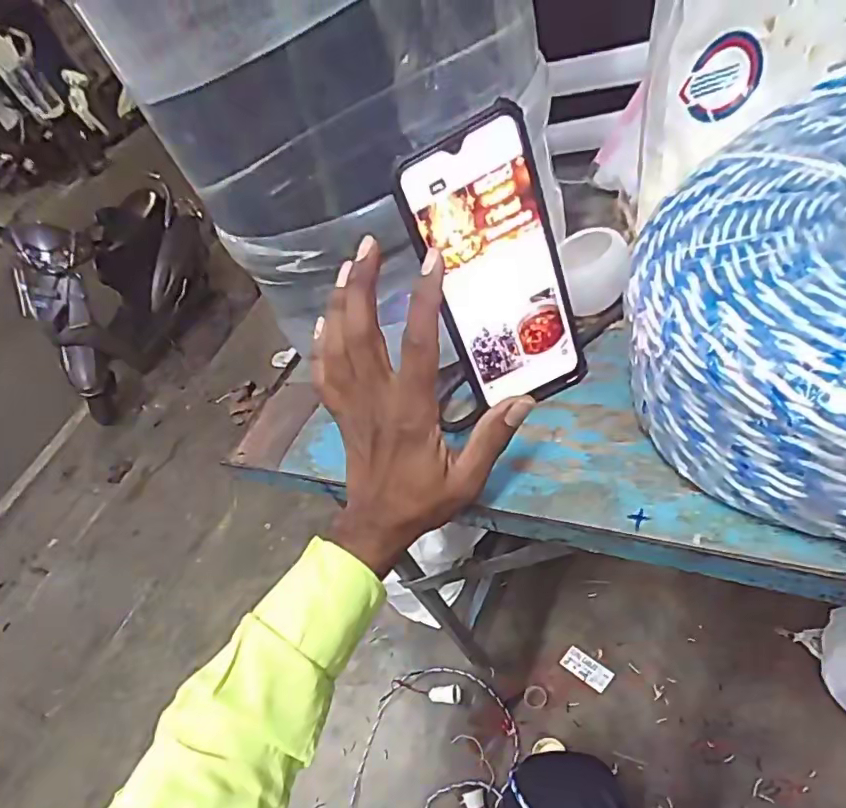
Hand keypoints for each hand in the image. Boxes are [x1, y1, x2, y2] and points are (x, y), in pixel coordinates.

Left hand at [314, 235, 533, 575]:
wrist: (375, 525)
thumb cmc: (420, 502)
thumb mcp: (466, 480)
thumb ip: (492, 439)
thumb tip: (524, 402)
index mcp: (411, 410)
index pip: (416, 344)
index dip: (423, 299)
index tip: (432, 260)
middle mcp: (376, 398)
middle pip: (362, 331)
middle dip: (363, 283)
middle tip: (371, 245)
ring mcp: (352, 403)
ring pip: (338, 343)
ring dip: (340, 300)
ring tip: (346, 264)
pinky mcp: (340, 412)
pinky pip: (324, 370)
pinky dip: (321, 341)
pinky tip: (324, 318)